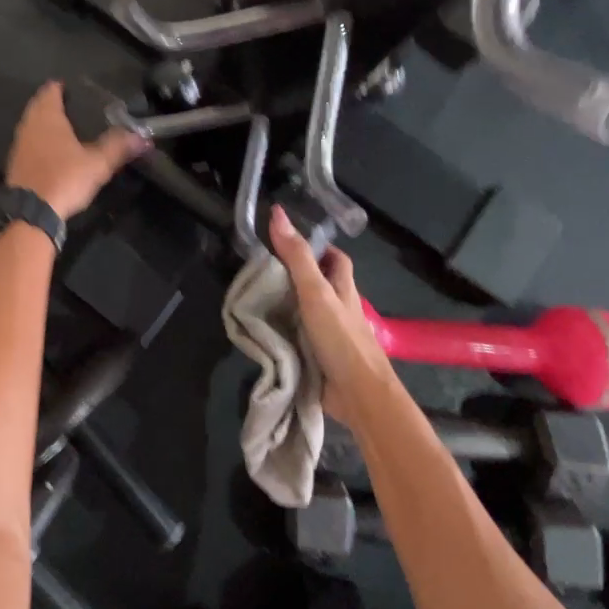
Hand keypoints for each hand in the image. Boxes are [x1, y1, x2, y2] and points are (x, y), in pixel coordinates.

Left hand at [5, 82, 148, 218]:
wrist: (30, 212)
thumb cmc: (64, 178)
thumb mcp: (98, 163)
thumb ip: (119, 147)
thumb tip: (144, 137)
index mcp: (48, 118)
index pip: (50, 91)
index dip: (59, 87)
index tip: (70, 86)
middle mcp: (29, 126)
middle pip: (38, 106)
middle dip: (50, 102)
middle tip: (67, 104)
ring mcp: (19, 144)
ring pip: (30, 124)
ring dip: (42, 122)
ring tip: (61, 125)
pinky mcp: (15, 164)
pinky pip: (27, 143)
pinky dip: (38, 140)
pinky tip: (49, 150)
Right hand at [268, 205, 390, 421]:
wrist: (357, 395)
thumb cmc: (341, 338)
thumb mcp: (316, 291)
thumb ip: (296, 257)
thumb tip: (277, 213)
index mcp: (343, 289)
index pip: (336, 260)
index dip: (318, 247)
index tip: (289, 242)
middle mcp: (337, 309)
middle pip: (317, 285)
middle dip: (292, 277)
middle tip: (258, 270)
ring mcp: (327, 335)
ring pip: (304, 311)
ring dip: (282, 306)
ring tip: (250, 296)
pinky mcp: (316, 357)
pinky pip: (295, 337)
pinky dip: (279, 332)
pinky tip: (258, 330)